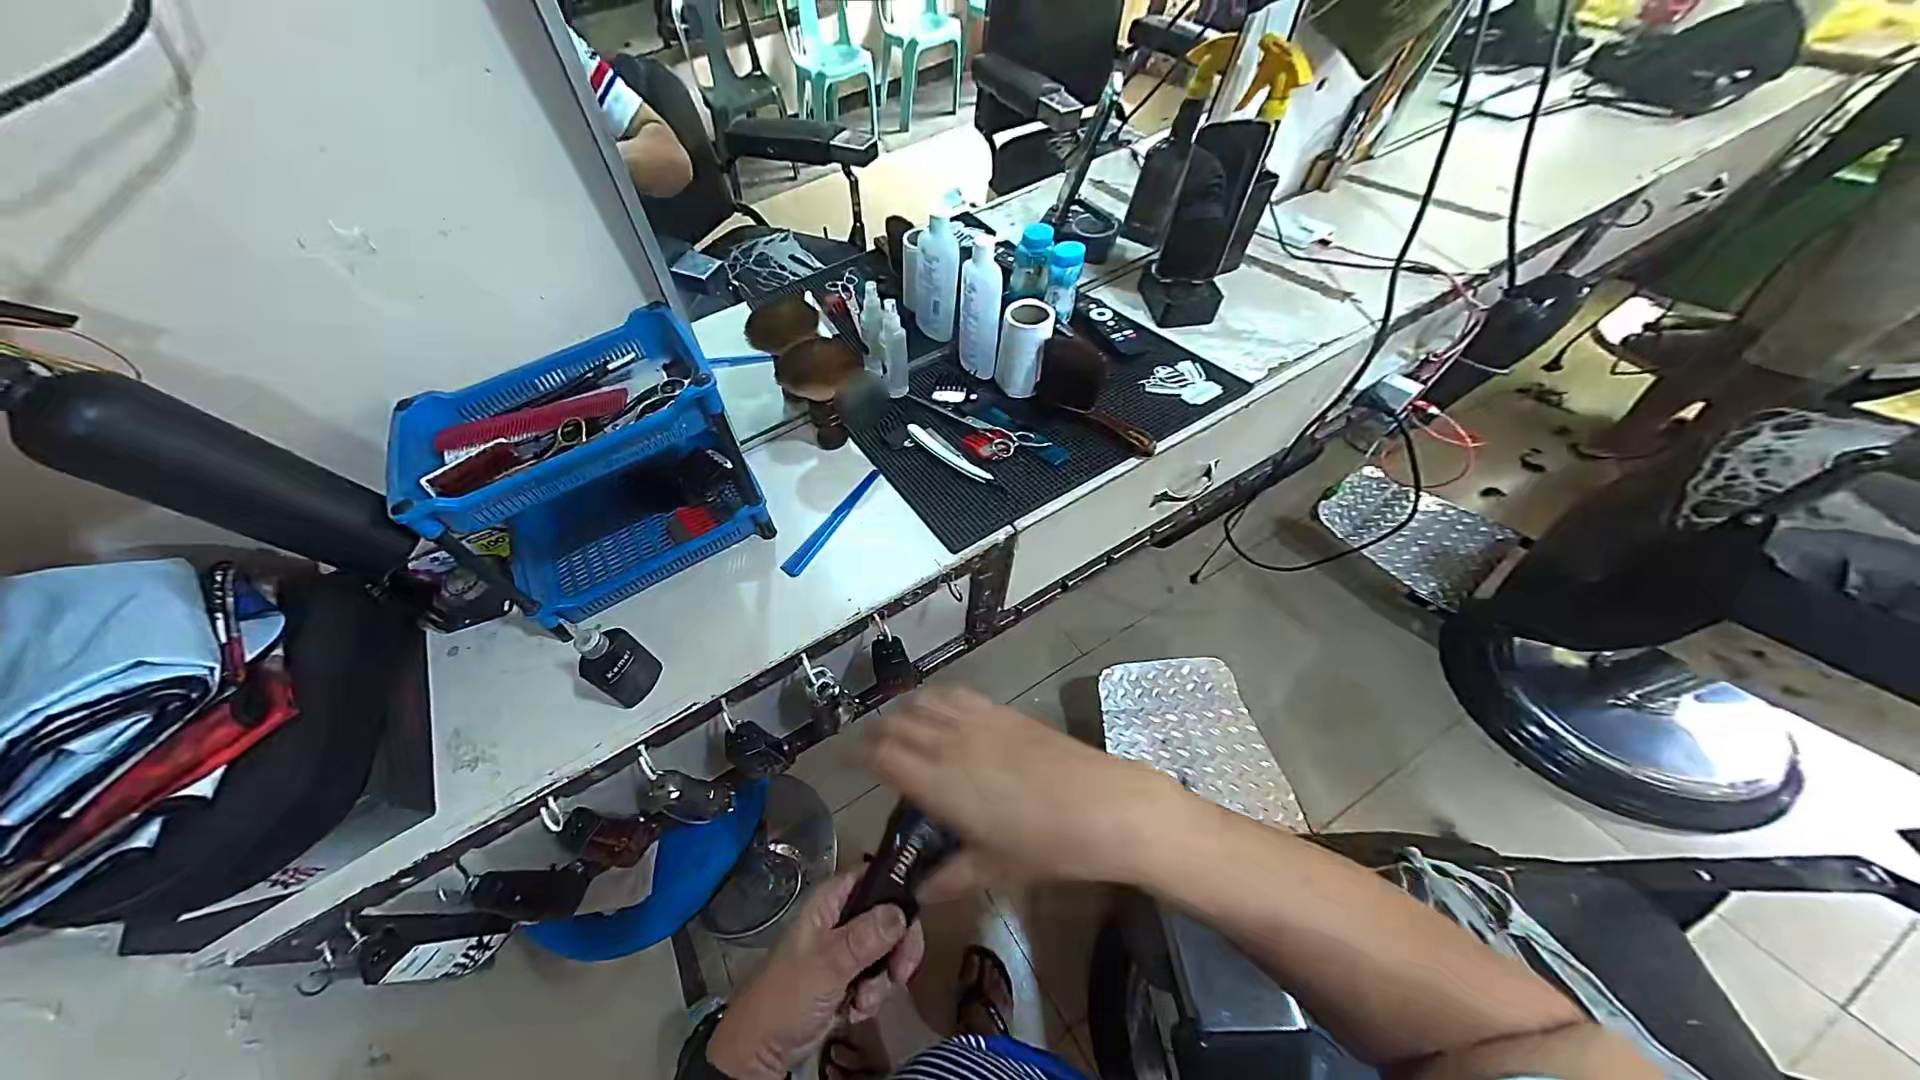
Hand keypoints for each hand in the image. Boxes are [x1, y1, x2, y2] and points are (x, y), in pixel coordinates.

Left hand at [705, 871, 925, 1079]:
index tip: (913, 915)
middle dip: (897, 948)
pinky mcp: (849, 978)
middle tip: (900, 973)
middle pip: (889, 915)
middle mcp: (842, 918)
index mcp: (831, 900)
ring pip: (887, 949)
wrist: (761, 1051)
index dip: (896, 887)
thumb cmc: (787, 995)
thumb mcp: (827, 963)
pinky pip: (878, 977)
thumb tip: (901, 913)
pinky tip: (855, 1012)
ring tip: (862, 1002)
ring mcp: (846, 949)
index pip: (873, 875)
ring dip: (882, 981)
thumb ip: (865, 937)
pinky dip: (872, 996)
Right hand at [862, 687, 1192, 889]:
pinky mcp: (1002, 711)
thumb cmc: (1048, 844)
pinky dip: (936, 699)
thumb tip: (922, 890)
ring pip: (923, 703)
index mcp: (939, 782)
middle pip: (896, 724)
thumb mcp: (995, 867)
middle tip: (870, 751)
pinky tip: (940, 712)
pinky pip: (955, 694)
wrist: (1106, 806)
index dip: (858, 754)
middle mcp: (950, 742)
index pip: (882, 755)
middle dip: (876, 735)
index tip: (845, 760)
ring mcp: (977, 721)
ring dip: (903, 713)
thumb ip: (951, 877)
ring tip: (901, 730)